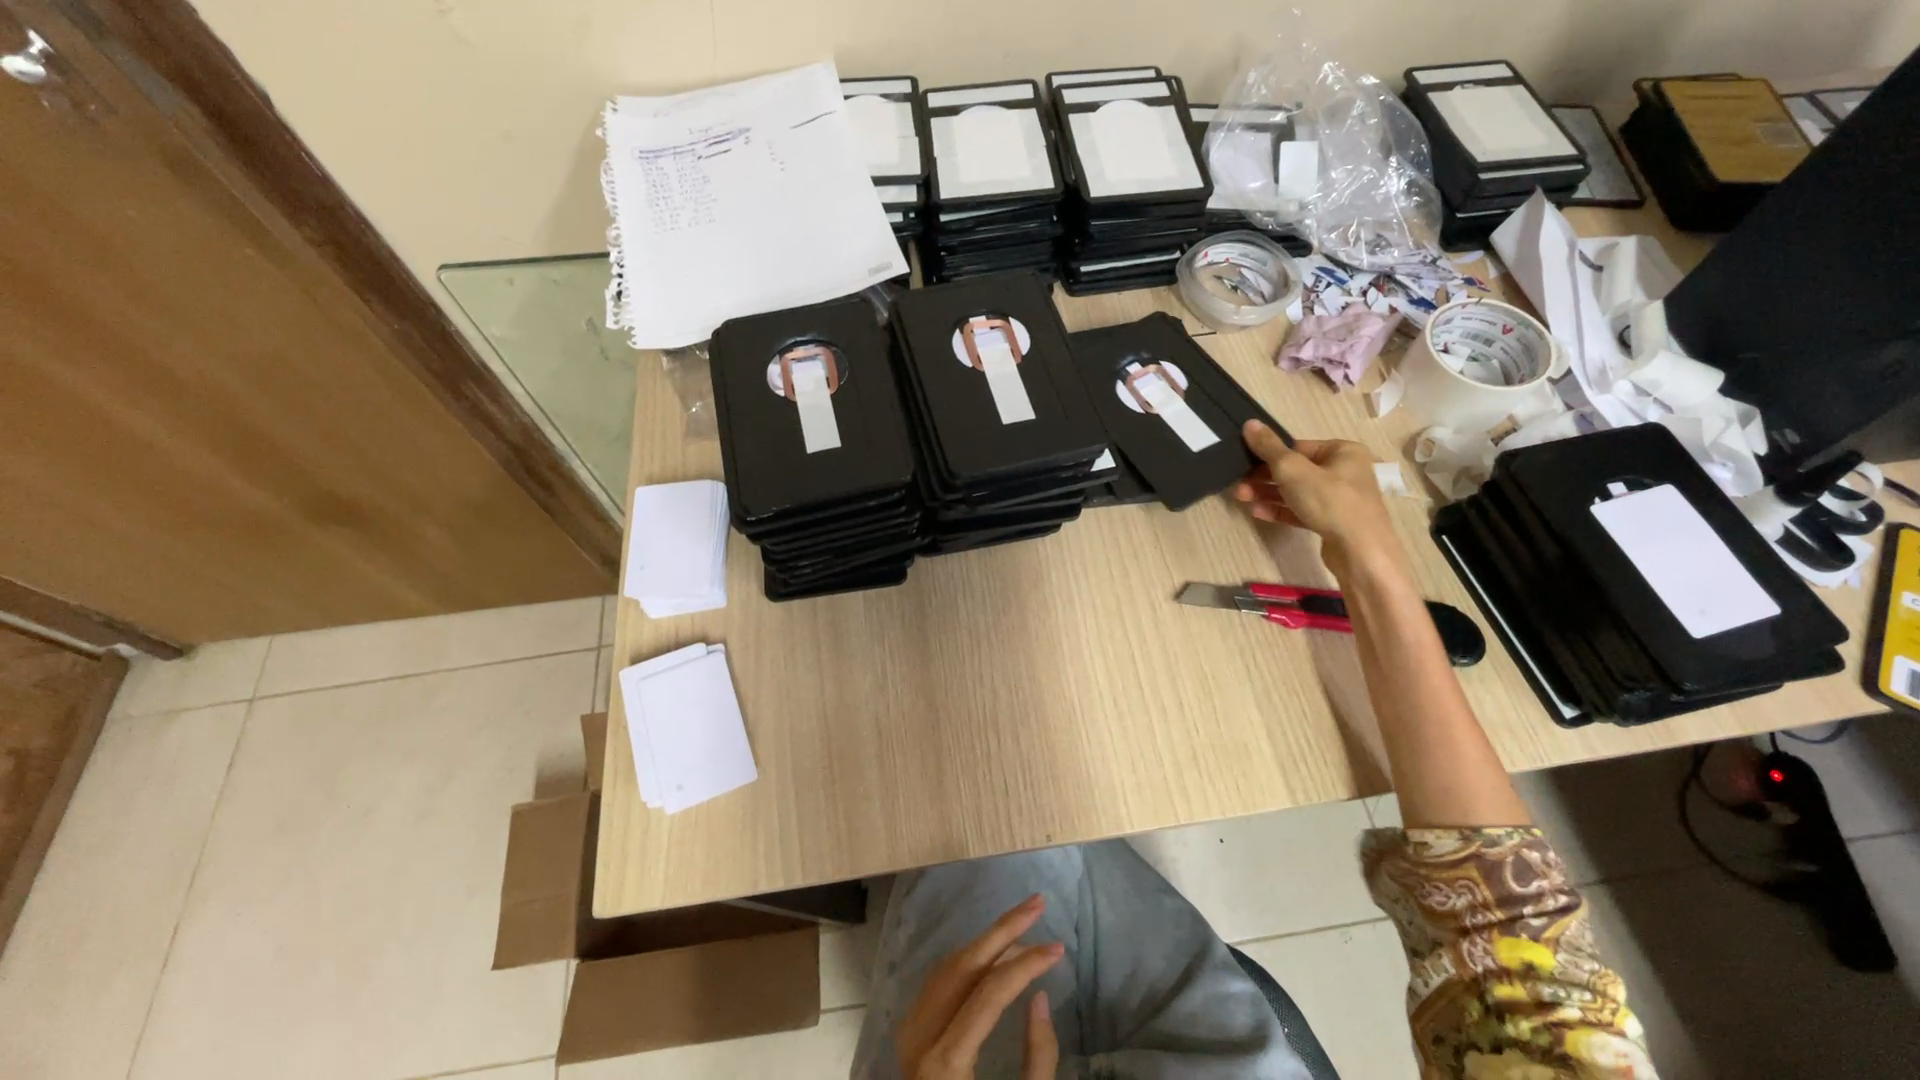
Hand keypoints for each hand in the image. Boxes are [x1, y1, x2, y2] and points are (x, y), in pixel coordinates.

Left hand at [895, 894, 1062, 1079]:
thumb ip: (1038, 1059)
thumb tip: (1040, 998)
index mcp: (946, 1061)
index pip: (990, 991)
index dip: (1027, 963)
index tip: (1059, 947)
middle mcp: (919, 1039)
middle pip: (962, 965)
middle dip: (1002, 929)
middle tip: (1037, 902)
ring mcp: (908, 1036)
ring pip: (946, 969)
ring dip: (984, 943)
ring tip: (1022, 926)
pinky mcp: (909, 1038)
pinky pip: (937, 985)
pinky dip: (966, 963)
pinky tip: (990, 955)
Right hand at [1233, 421, 1405, 581]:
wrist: (1360, 550)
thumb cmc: (1329, 500)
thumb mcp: (1293, 469)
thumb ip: (1269, 447)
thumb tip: (1249, 423)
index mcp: (1342, 451)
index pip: (1298, 447)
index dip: (1269, 453)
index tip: (1244, 461)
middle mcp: (1344, 471)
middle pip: (1295, 470)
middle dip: (1263, 477)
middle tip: (1238, 484)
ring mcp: (1338, 498)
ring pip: (1296, 491)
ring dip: (1267, 494)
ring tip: (1241, 498)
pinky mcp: (1331, 522)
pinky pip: (1301, 511)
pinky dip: (1280, 510)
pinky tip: (1257, 512)